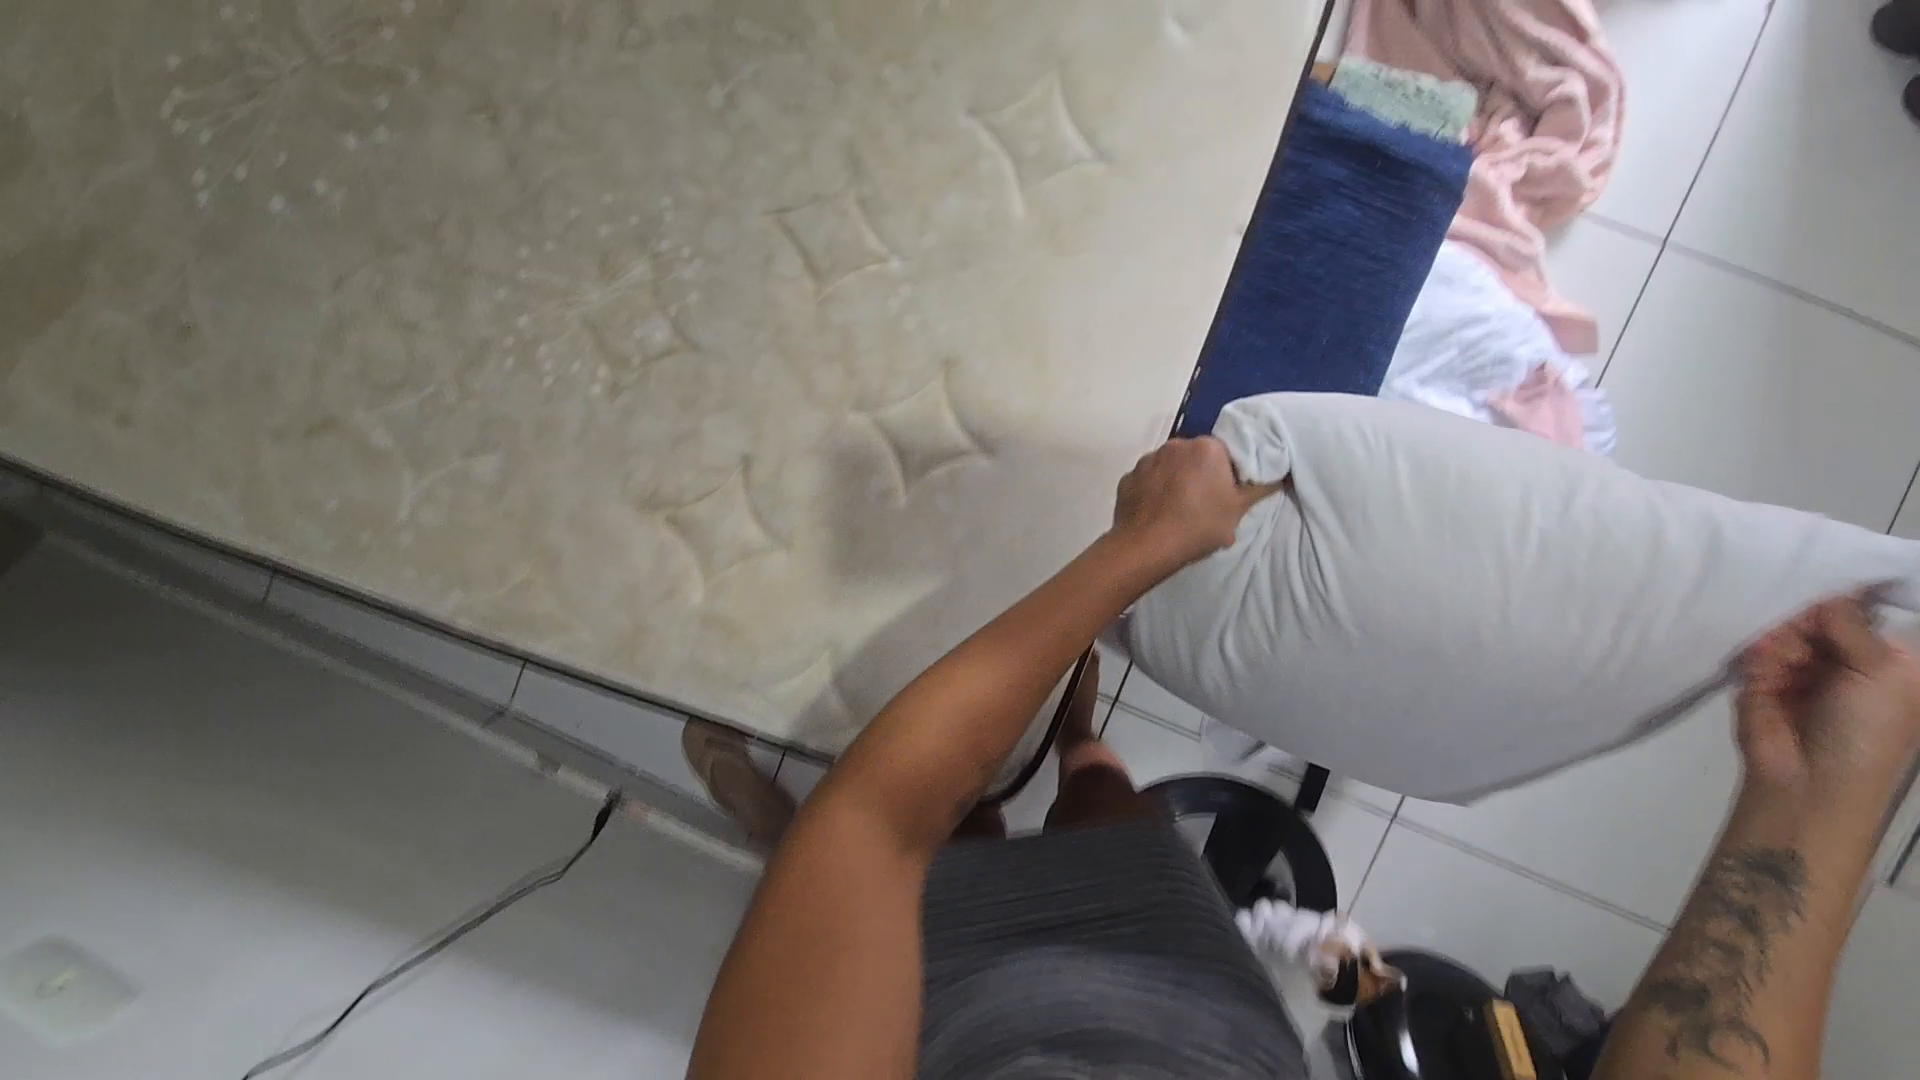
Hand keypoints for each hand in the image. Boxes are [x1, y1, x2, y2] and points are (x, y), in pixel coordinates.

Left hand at [1110, 437, 1279, 570]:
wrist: (1147, 546)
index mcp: (1207, 448)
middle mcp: (1175, 445)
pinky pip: (1146, 479)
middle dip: (1199, 474)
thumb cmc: (1199, 526)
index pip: (1224, 452)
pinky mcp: (1127, 477)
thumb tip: (1278, 476)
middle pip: (1194, 456)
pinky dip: (1152, 490)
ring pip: (1168, 466)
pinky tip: (1157, 511)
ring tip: (1177, 509)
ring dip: (1174, 480)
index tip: (1226, 493)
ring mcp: (1147, 460)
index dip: (1227, 472)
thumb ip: (1258, 488)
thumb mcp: (1237, 511)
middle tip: (1203, 502)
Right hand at [1736, 596, 1919, 801]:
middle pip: (1818, 618)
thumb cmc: (1867, 727)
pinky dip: (1758, 654)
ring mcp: (1799, 667)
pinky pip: (1754, 648)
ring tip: (1782, 662)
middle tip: (1801, 633)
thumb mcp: (1880, 672)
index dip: (1845, 598)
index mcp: (1887, 659)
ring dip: (1780, 641)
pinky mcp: (1759, 676)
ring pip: (1783, 630)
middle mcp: (1844, 659)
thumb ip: (1852, 626)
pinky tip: (1764, 668)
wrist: (1810, 775)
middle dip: (1805, 620)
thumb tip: (1830, 589)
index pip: (1864, 613)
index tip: (1826, 584)